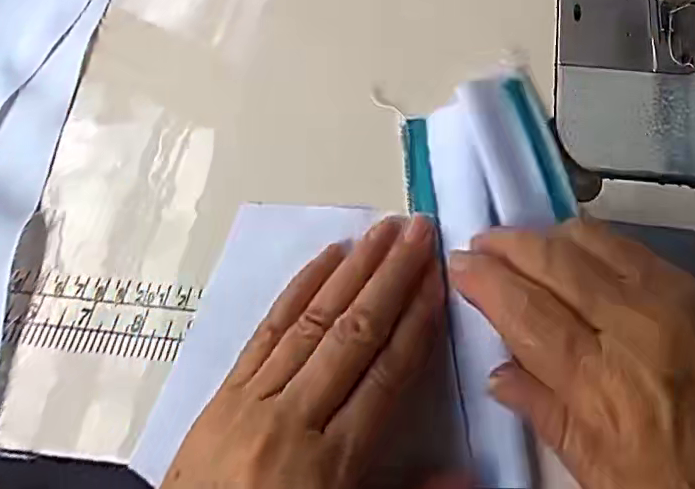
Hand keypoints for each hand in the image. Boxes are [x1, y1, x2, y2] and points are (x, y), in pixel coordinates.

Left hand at [163, 214, 454, 488]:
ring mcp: (255, 399)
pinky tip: (325, 256)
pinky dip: (300, 288)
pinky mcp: (226, 391)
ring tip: (381, 231)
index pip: (385, 376)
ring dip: (353, 269)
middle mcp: (293, 420)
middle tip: (418, 231)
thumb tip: (469, 473)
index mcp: (329, 467)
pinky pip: (269, 329)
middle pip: (354, 334)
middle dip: (392, 276)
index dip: (416, 323)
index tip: (437, 280)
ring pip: (314, 319)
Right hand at [449, 219, 694, 488]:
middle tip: (476, 246)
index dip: (485, 283)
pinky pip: (614, 238)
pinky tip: (561, 245)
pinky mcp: (683, 281)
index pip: (527, 316)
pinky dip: (576, 234)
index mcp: (608, 393)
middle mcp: (630, 331)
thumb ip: (551, 418)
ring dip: (535, 235)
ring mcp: (660, 298)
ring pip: (576, 239)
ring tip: (512, 244)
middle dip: (502, 246)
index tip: (458, 267)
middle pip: (546, 263)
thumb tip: (496, 371)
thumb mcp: (614, 484)